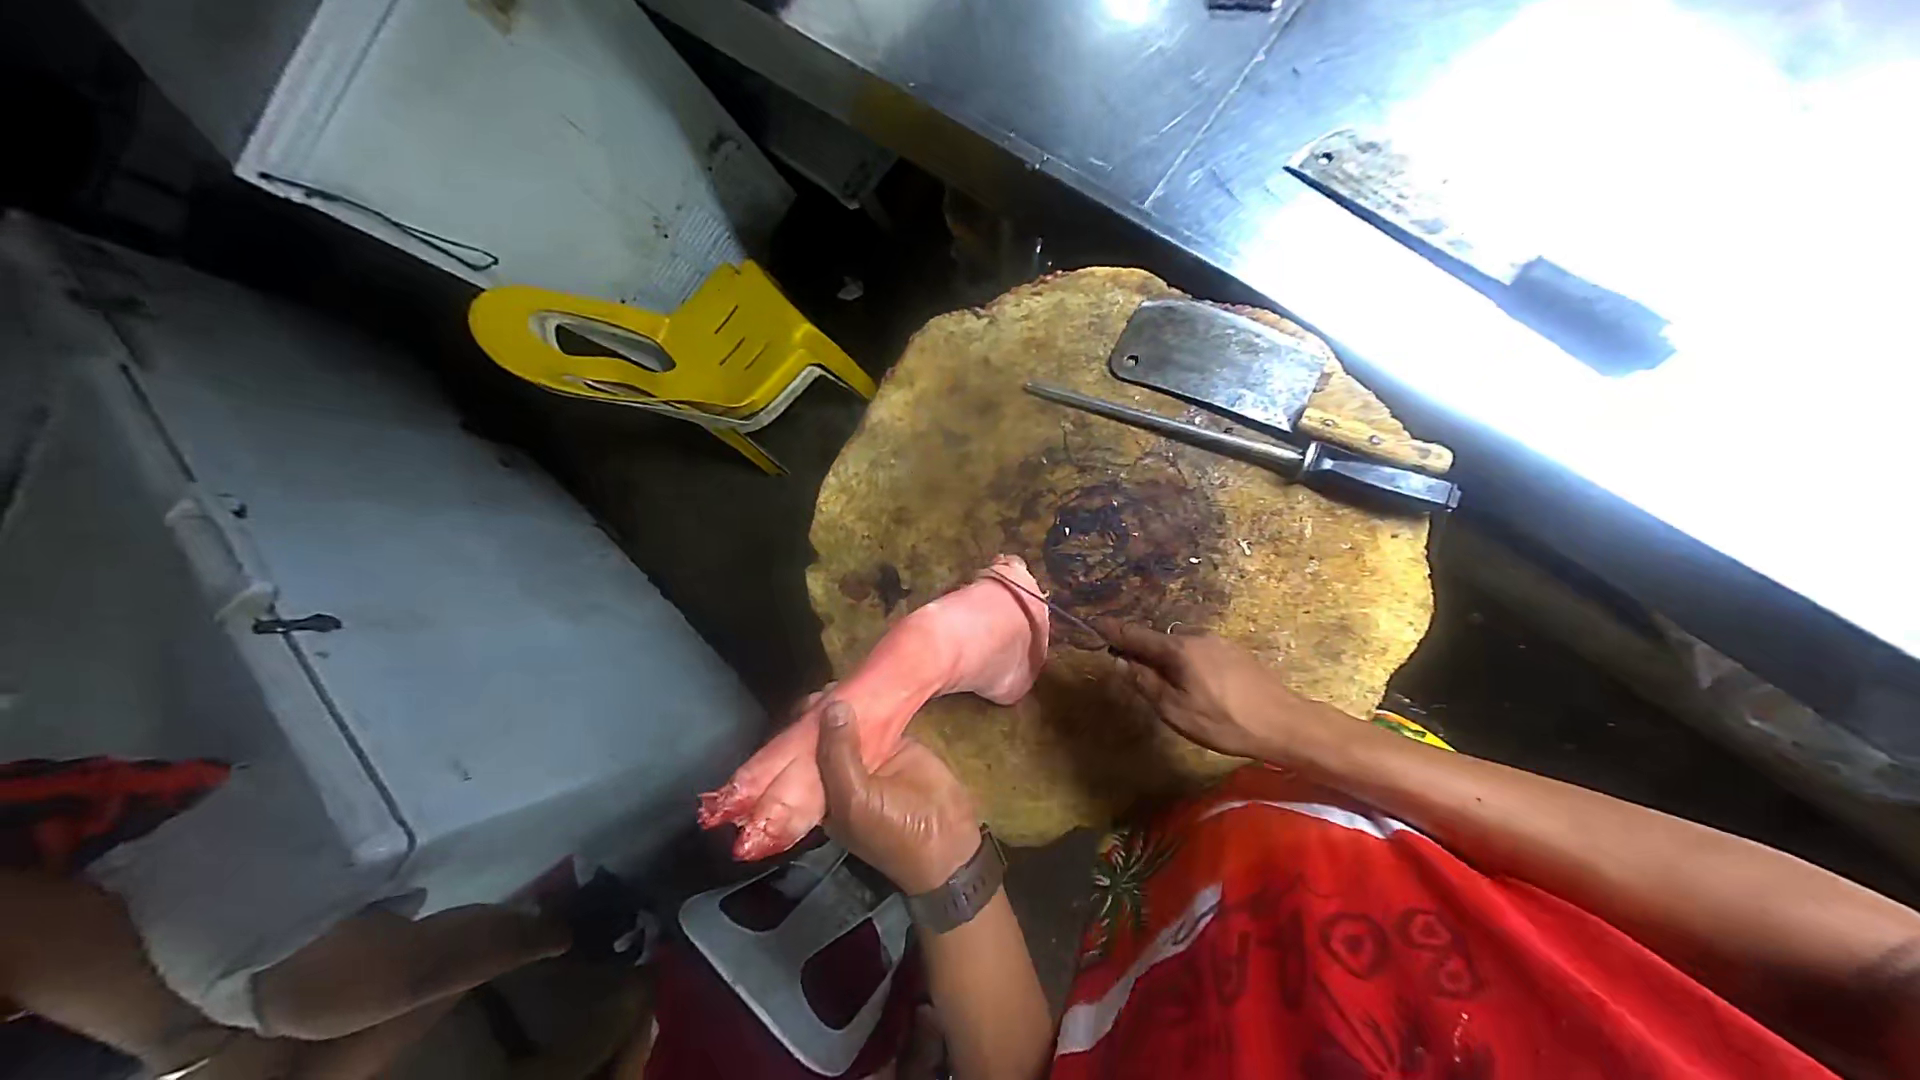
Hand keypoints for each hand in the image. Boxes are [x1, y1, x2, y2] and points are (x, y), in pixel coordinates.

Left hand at [816, 702, 982, 894]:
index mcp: (821, 794)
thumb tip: (832, 705)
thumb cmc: (893, 830)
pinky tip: (864, 684)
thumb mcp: (855, 798)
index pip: (800, 759)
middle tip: (819, 691)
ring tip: (837, 683)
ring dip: (842, 706)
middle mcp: (840, 774)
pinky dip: (870, 702)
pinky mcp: (894, 743)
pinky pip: (878, 718)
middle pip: (823, 737)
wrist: (948, 839)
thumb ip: (839, 752)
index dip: (796, 734)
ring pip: (848, 725)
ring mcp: (869, 757)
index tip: (799, 707)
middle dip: (818, 716)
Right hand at [1097, 619, 1348, 762]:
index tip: (1093, 623)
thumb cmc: (1225, 722)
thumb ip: (1146, 684)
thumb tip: (1123, 663)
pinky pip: (1199, 654)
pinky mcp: (1235, 654)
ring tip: (1169, 689)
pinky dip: (1187, 664)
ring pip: (1180, 648)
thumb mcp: (1176, 711)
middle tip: (1133, 673)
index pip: (1136, 635)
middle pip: (1159, 641)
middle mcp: (1197, 637)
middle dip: (1142, 652)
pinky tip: (1197, 688)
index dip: (1113, 631)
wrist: (1286, 724)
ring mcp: (1219, 643)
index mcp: (1179, 649)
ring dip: (1167, 661)